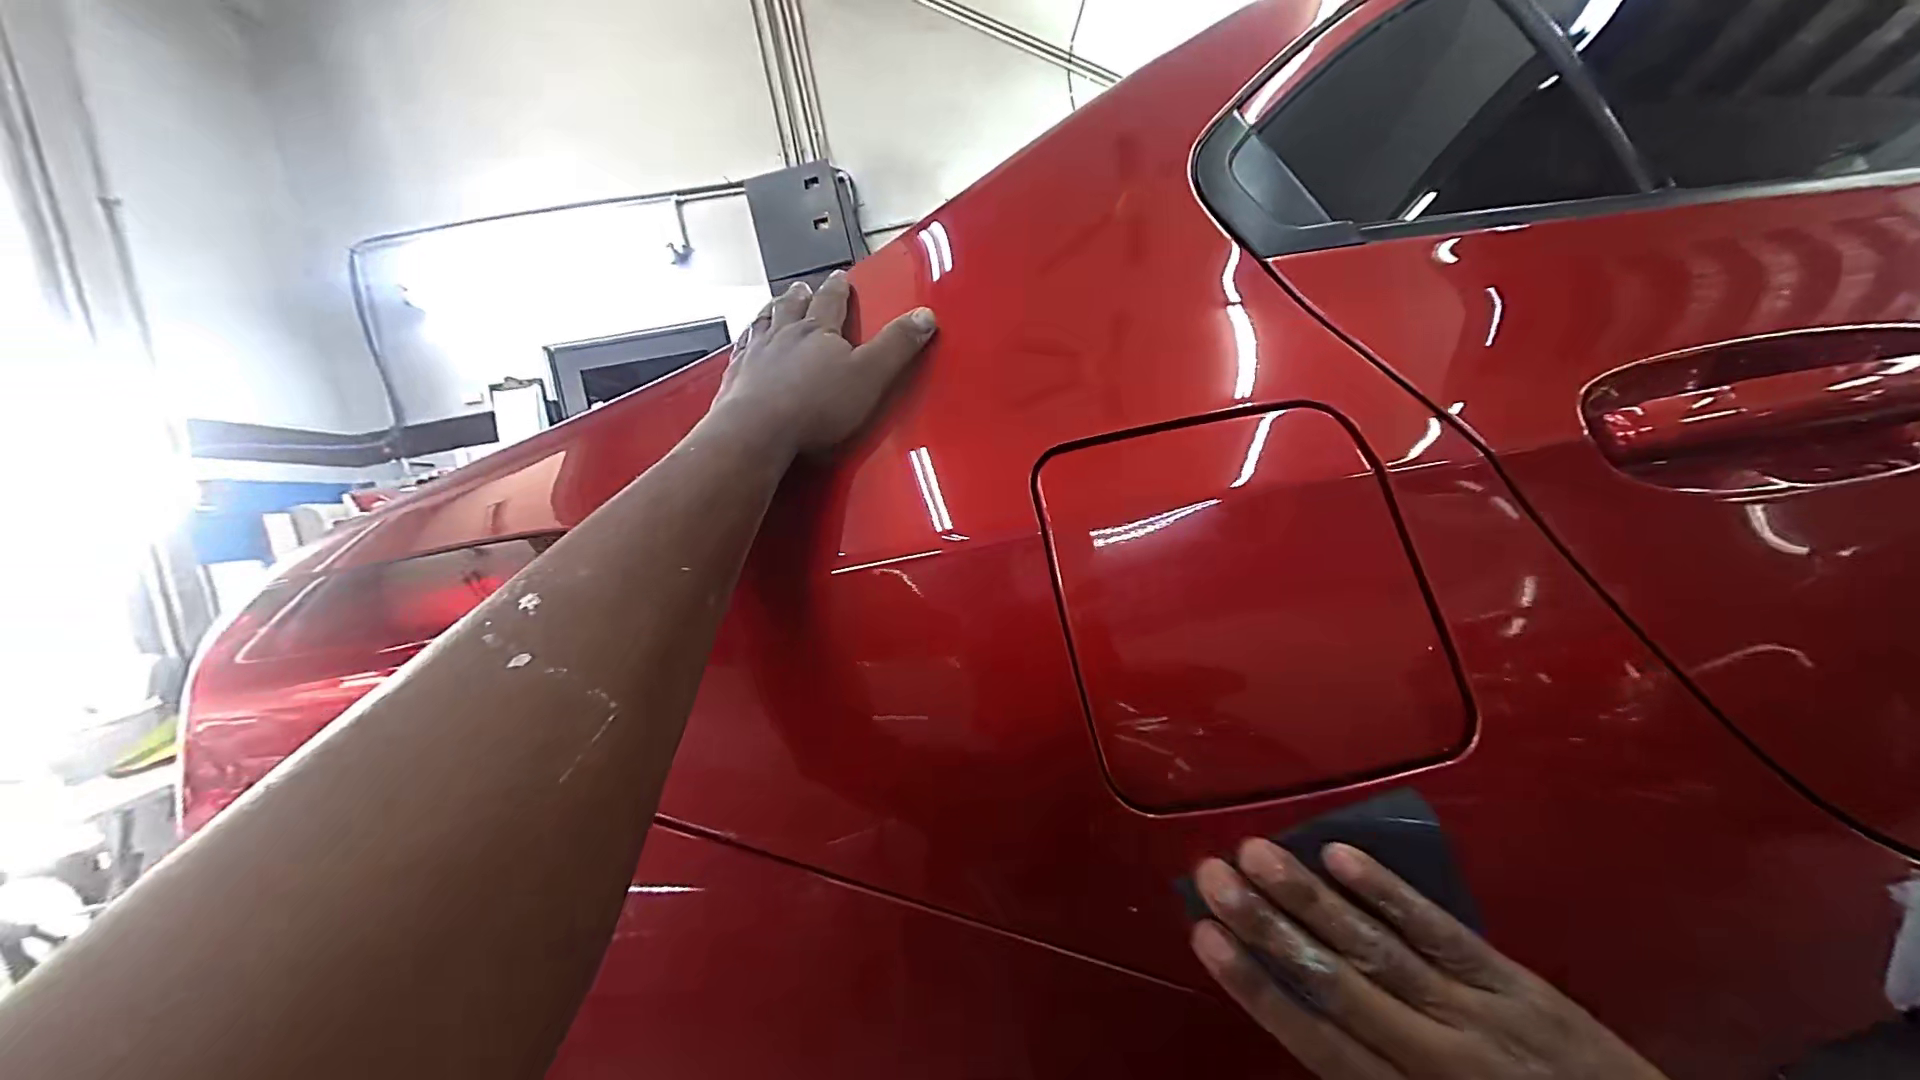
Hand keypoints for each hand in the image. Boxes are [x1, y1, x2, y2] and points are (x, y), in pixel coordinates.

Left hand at [714, 271, 936, 455]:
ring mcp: (756, 356)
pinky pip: (739, 352)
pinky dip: (743, 344)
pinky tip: (743, 345)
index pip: (831, 301)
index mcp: (817, 330)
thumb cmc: (812, 407)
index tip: (840, 279)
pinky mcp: (737, 380)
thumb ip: (897, 346)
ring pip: (763, 323)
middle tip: (804, 288)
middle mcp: (782, 336)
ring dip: (770, 312)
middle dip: (801, 296)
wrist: (760, 430)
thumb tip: (922, 317)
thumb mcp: (870, 375)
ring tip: (773, 306)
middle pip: (792, 306)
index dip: (839, 289)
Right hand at [1191, 840, 1668, 1079]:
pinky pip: (1443, 932)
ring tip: (1255, 852)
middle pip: (1336, 984)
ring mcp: (1478, 1012)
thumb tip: (1299, 1023)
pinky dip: (1390, 894)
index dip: (1256, 985)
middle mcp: (1437, 1057)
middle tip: (1212, 875)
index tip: (1205, 936)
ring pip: (1378, 948)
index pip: (1315, 1038)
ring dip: (1311, 898)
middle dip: (1266, 926)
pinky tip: (1341, 856)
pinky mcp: (1514, 982)